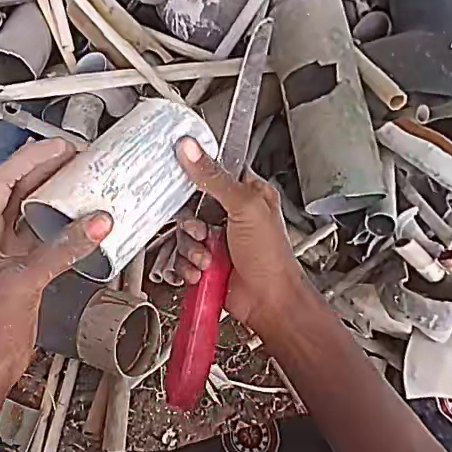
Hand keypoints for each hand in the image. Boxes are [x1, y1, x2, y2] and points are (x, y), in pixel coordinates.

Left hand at [0, 139, 110, 428]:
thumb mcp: (25, 279)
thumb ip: (61, 250)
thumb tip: (93, 223)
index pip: (2, 178)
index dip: (30, 158)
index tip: (58, 147)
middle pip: (18, 189)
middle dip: (45, 169)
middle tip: (76, 157)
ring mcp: (9, 252)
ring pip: (33, 210)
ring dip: (55, 194)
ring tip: (81, 179)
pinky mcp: (25, 269)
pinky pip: (46, 236)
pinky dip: (63, 225)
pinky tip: (81, 221)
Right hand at [173, 135, 313, 337]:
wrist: (269, 302)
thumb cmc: (271, 257)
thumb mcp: (245, 207)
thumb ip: (215, 178)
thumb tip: (191, 149)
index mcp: (247, 193)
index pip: (214, 172)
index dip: (197, 177)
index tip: (185, 184)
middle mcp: (231, 215)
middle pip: (190, 206)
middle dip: (192, 225)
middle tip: (202, 232)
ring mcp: (217, 240)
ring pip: (184, 235)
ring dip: (191, 249)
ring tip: (207, 259)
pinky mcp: (206, 262)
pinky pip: (181, 258)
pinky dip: (188, 267)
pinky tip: (203, 272)